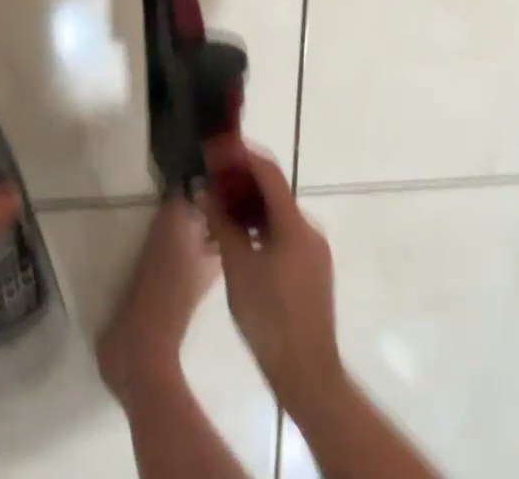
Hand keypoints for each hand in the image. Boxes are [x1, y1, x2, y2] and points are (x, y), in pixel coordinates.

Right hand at [197, 139, 342, 402]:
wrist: (307, 370)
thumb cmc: (269, 317)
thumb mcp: (238, 267)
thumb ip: (222, 224)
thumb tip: (205, 191)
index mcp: (294, 226)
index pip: (268, 173)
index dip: (240, 155)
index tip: (214, 147)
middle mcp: (309, 231)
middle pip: (273, 191)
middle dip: (240, 179)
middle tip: (209, 176)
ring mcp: (313, 251)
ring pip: (277, 214)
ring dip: (247, 204)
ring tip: (215, 205)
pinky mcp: (311, 269)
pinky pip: (282, 233)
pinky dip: (258, 225)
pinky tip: (235, 236)